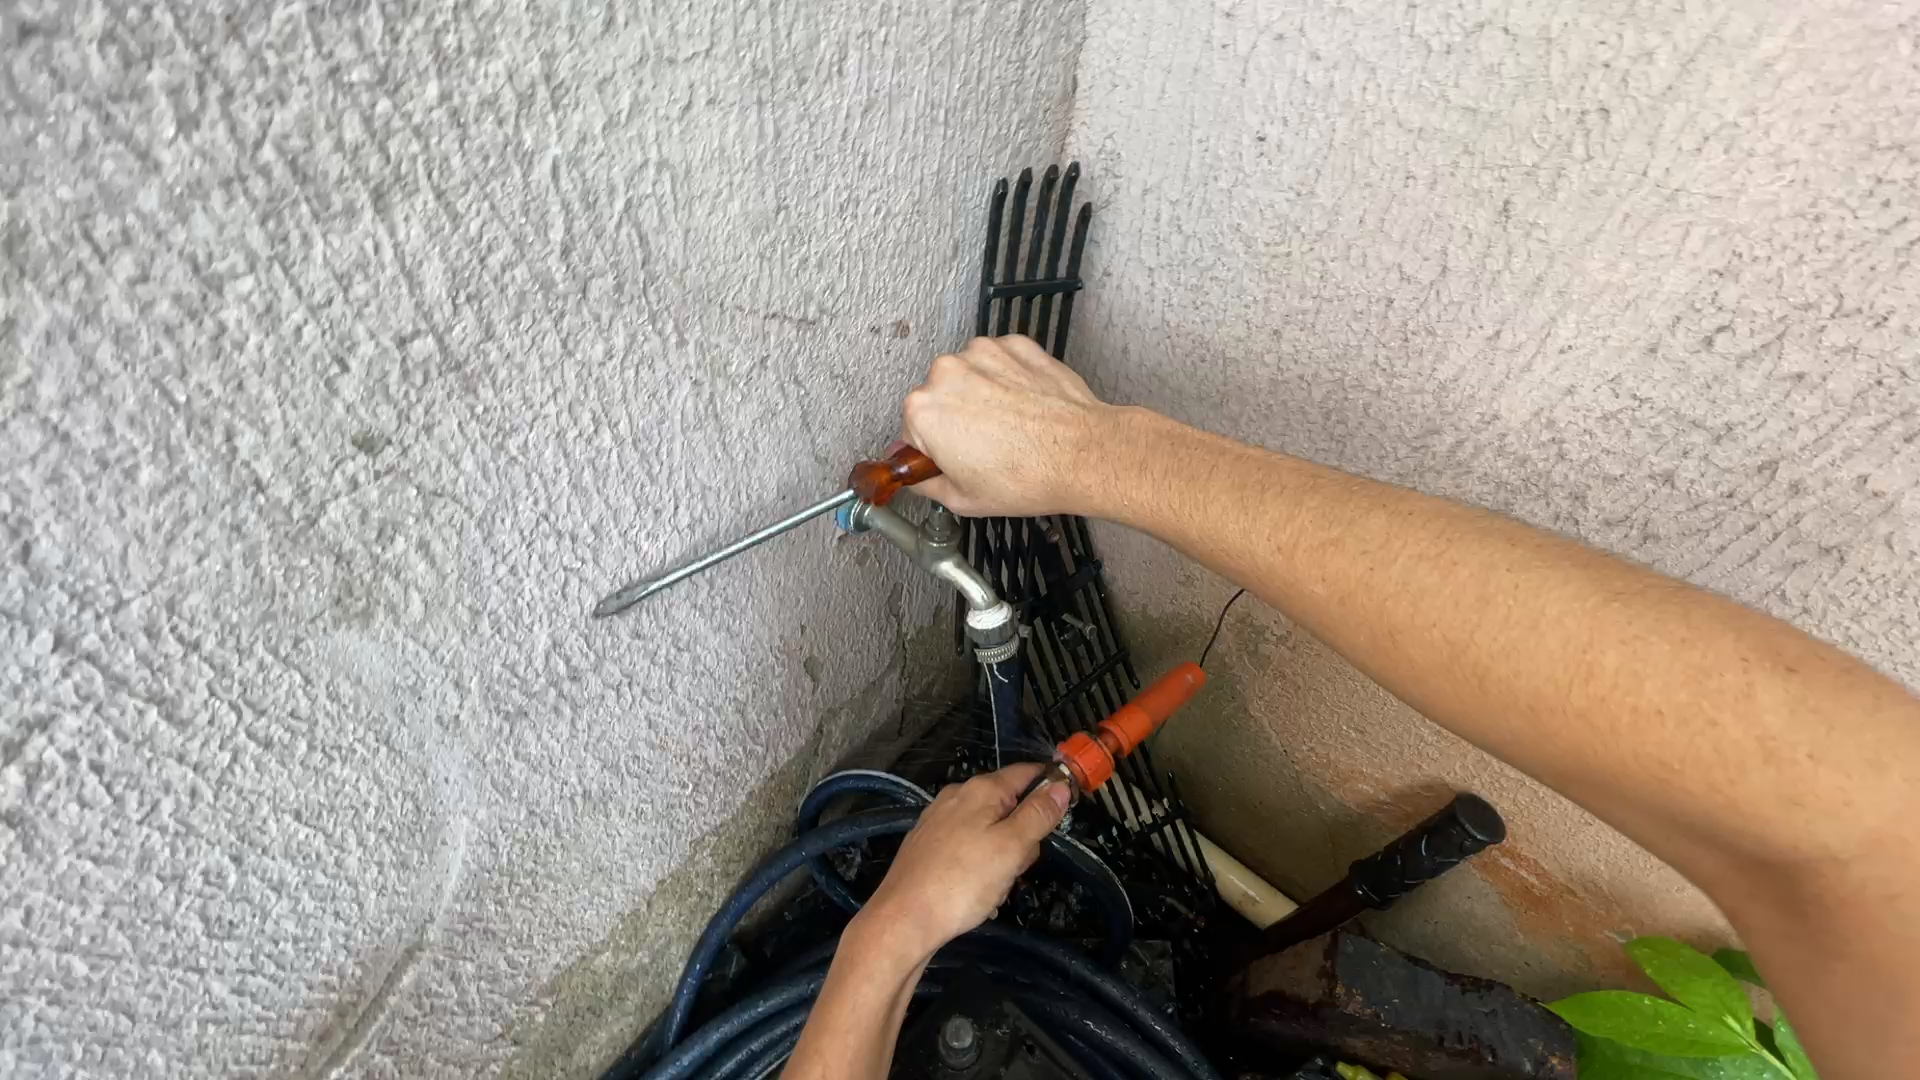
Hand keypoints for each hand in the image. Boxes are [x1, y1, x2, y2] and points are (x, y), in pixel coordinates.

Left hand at [854, 763, 1072, 958]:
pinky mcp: (928, 845)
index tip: (1065, 812)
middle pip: (1009, 806)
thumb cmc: (962, 881)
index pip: (1027, 772)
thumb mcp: (1011, 847)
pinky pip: (969, 849)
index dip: (1050, 787)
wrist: (902, 919)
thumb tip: (1061, 785)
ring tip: (992, 888)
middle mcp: (958, 796)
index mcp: (981, 789)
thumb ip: (1038, 814)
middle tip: (1016, 867)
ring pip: (990, 831)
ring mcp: (940, 820)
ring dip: (1001, 859)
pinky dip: (978, 869)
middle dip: (1022, 837)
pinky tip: (973, 895)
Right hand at [900, 335, 1115, 516]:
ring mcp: (983, 354)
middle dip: (954, 421)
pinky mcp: (1014, 346)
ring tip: (1007, 430)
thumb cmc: (1030, 475)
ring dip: (980, 398)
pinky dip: (1006, 382)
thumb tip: (917, 477)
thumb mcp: (961, 499)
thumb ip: (924, 484)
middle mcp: (948, 373)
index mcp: (924, 411)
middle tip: (982, 450)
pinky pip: (998, 364)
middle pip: (937, 399)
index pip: (909, 432)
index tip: (944, 458)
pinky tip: (1021, 409)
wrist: (1083, 454)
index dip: (928, 450)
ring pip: (968, 378)